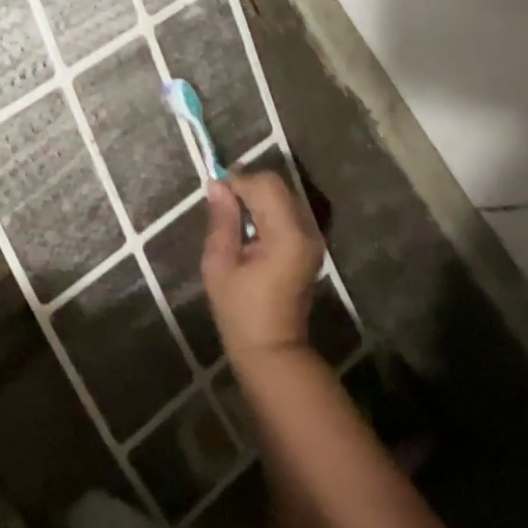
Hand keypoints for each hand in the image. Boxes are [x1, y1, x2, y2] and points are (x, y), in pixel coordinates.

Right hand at [201, 171, 325, 360]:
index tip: (214, 188)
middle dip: (249, 185)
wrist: (272, 348)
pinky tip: (249, 224)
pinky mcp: (310, 246)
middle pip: (279, 187)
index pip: (266, 186)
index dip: (238, 180)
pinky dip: (268, 209)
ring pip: (286, 197)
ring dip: (259, 196)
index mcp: (286, 236)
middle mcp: (307, 231)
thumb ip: (222, 221)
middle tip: (220, 197)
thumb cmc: (239, 311)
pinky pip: (289, 213)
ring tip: (231, 211)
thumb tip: (217, 186)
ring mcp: (313, 239)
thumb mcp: (219, 264)